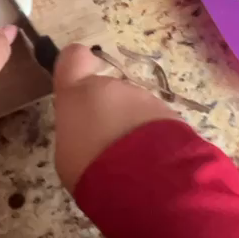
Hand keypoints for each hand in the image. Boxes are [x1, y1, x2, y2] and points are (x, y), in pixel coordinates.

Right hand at [52, 44, 179, 190]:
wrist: (145, 180)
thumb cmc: (91, 167)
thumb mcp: (68, 153)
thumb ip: (75, 130)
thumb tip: (86, 129)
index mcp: (78, 93)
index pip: (73, 57)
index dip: (76, 65)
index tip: (77, 83)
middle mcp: (110, 87)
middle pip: (105, 90)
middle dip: (106, 111)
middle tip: (105, 144)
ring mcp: (143, 98)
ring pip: (132, 107)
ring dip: (131, 126)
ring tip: (131, 160)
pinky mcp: (171, 114)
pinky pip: (154, 123)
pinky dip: (152, 138)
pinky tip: (151, 164)